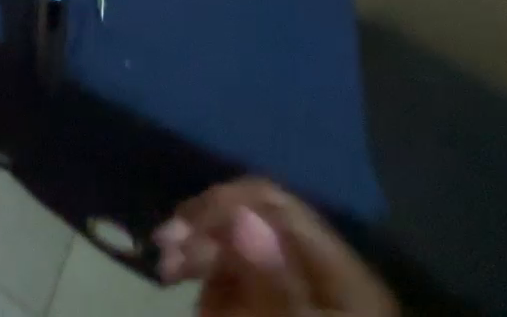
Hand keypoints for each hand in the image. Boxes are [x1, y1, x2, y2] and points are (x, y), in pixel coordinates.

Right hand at [156, 179, 395, 316]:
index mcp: (343, 275)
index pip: (274, 205)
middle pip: (252, 214)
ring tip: (169, 274)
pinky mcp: (276, 301)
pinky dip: (205, 270)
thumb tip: (244, 218)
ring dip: (196, 247)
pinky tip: (185, 286)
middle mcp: (323, 270)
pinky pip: (233, 266)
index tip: (180, 239)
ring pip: (235, 237)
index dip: (221, 208)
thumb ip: (271, 280)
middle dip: (202, 225)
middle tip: (164, 251)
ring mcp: (299, 286)